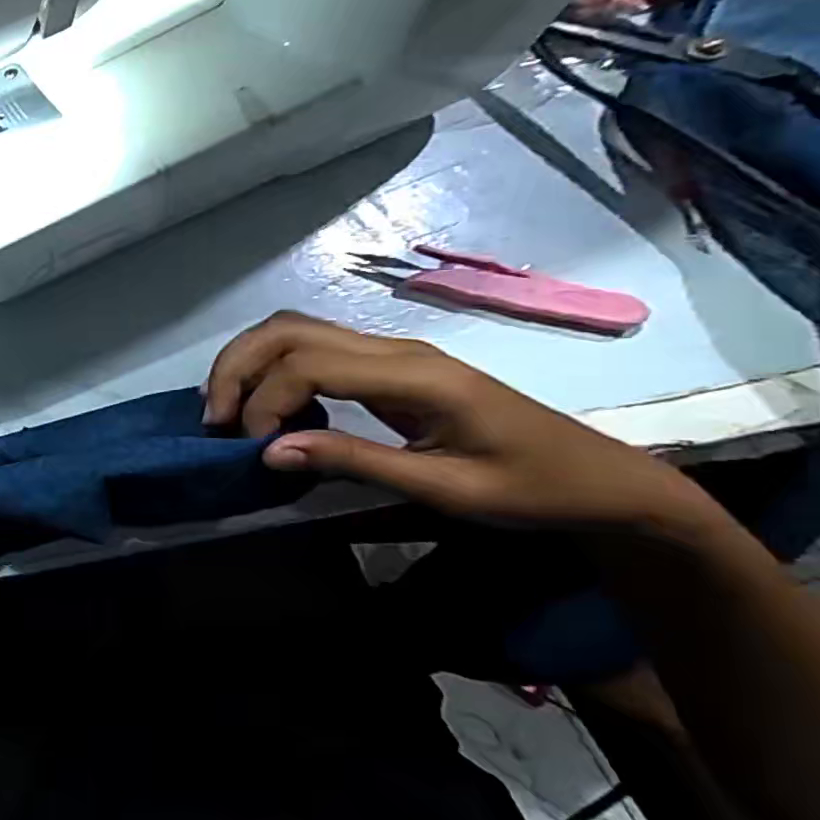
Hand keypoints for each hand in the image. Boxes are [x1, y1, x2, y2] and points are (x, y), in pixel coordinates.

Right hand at [203, 312, 725, 532]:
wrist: (604, 480)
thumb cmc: (533, 489)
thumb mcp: (445, 489)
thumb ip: (354, 461)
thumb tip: (268, 452)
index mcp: (415, 374)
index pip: (308, 363)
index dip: (265, 399)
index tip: (254, 445)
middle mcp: (393, 348)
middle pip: (287, 331)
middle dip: (237, 367)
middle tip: (215, 417)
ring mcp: (388, 350)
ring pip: (290, 329)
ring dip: (246, 361)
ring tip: (226, 406)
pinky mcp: (383, 363)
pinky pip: (307, 346)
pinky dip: (268, 366)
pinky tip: (262, 403)